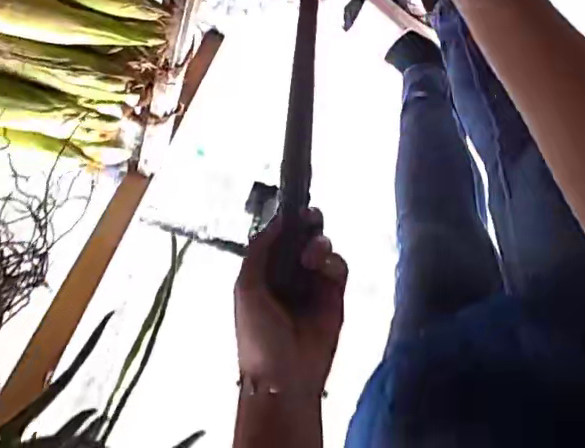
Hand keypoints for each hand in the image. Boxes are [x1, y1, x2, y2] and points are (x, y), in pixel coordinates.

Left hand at [234, 210, 346, 394]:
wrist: (283, 379)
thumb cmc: (257, 333)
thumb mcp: (246, 287)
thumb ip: (259, 249)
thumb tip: (277, 220)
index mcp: (267, 267)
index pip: (280, 233)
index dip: (288, 218)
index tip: (295, 207)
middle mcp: (291, 271)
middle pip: (305, 234)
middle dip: (309, 221)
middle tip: (310, 217)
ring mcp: (314, 283)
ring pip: (322, 247)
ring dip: (318, 243)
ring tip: (309, 257)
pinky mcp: (335, 297)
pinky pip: (338, 267)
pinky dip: (333, 261)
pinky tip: (322, 268)